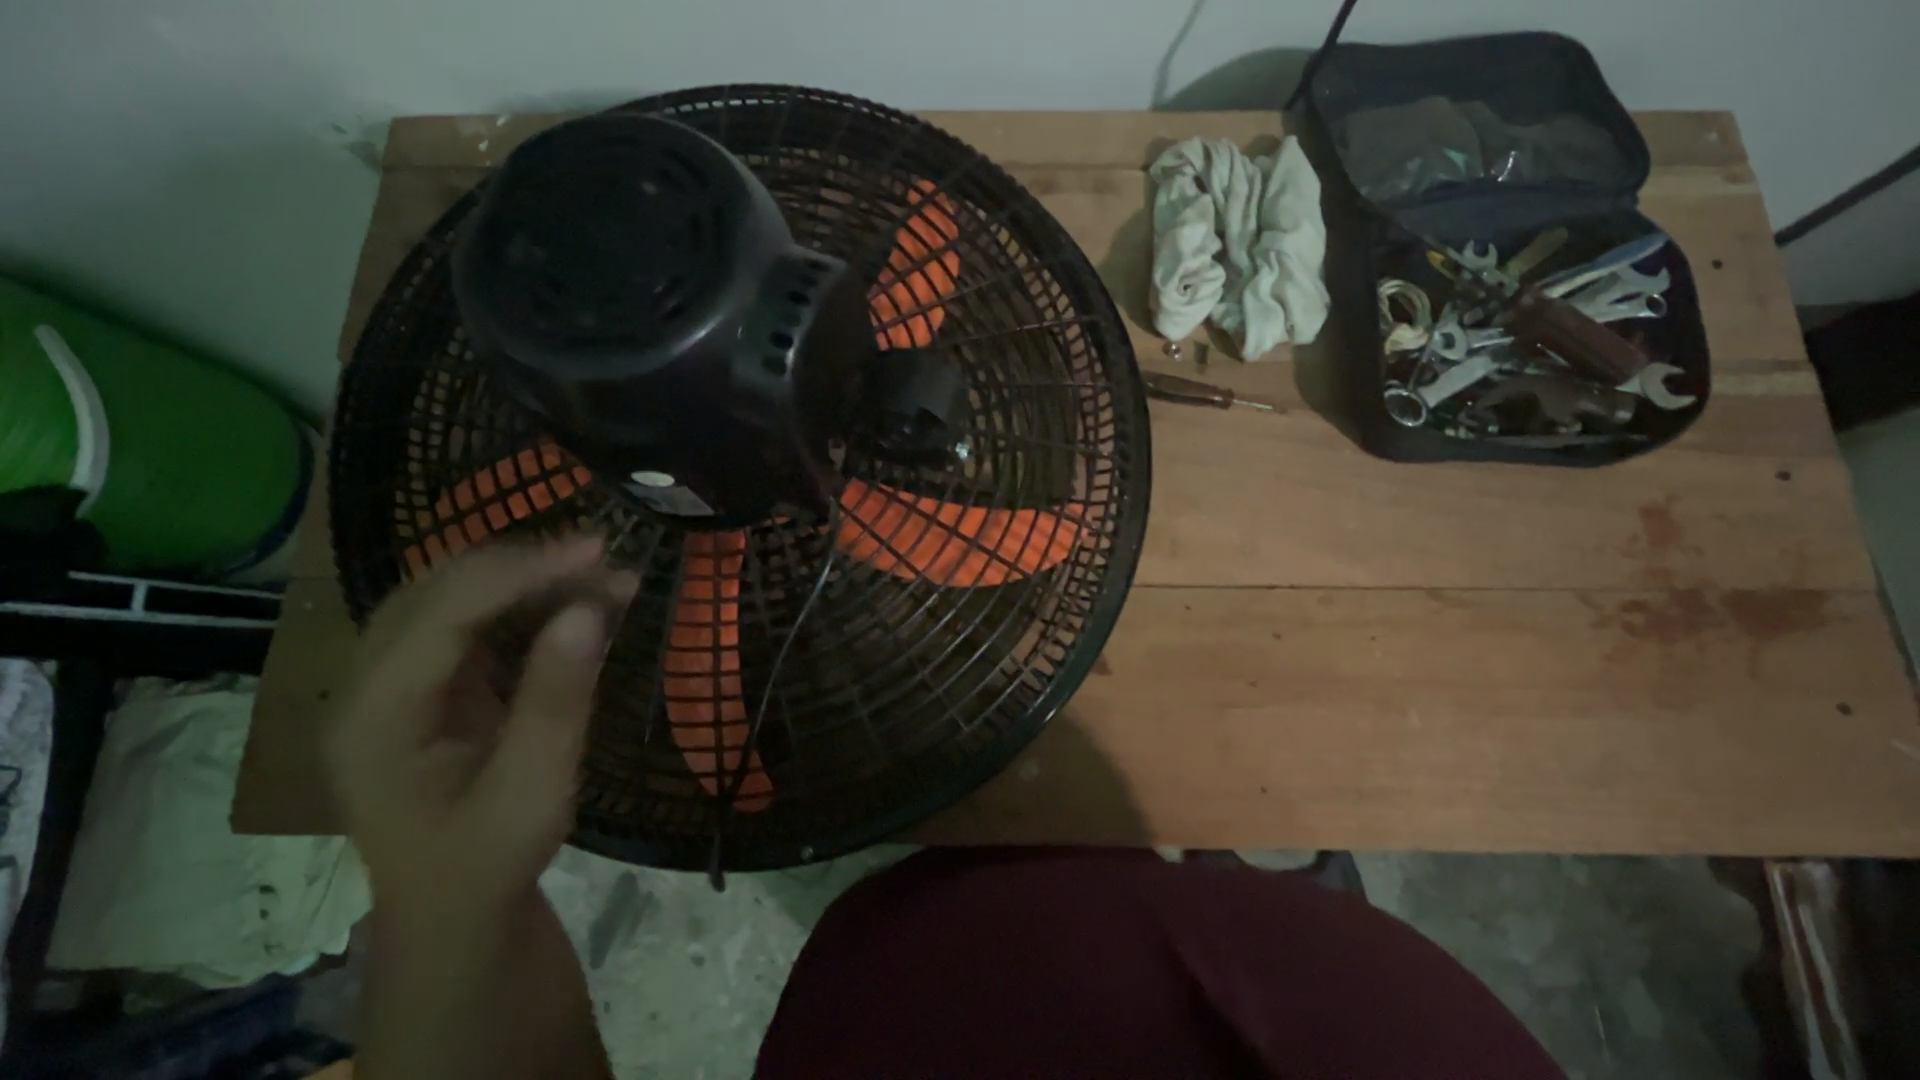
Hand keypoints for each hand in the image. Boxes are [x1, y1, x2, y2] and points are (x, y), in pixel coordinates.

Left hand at [327, 538, 634, 920]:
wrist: (454, 921)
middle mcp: (367, 688)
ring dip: (526, 582)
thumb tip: (588, 608)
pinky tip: (570, 606)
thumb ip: (555, 698)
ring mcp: (390, 688)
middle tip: (605, 560)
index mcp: (374, 717)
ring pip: (451, 600)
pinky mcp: (422, 692)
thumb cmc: (490, 865)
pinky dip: (521, 607)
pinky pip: (466, 627)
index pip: (442, 612)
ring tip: (602, 577)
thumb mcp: (533, 791)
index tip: (596, 551)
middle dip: (525, 567)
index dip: (520, 572)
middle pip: (437, 592)